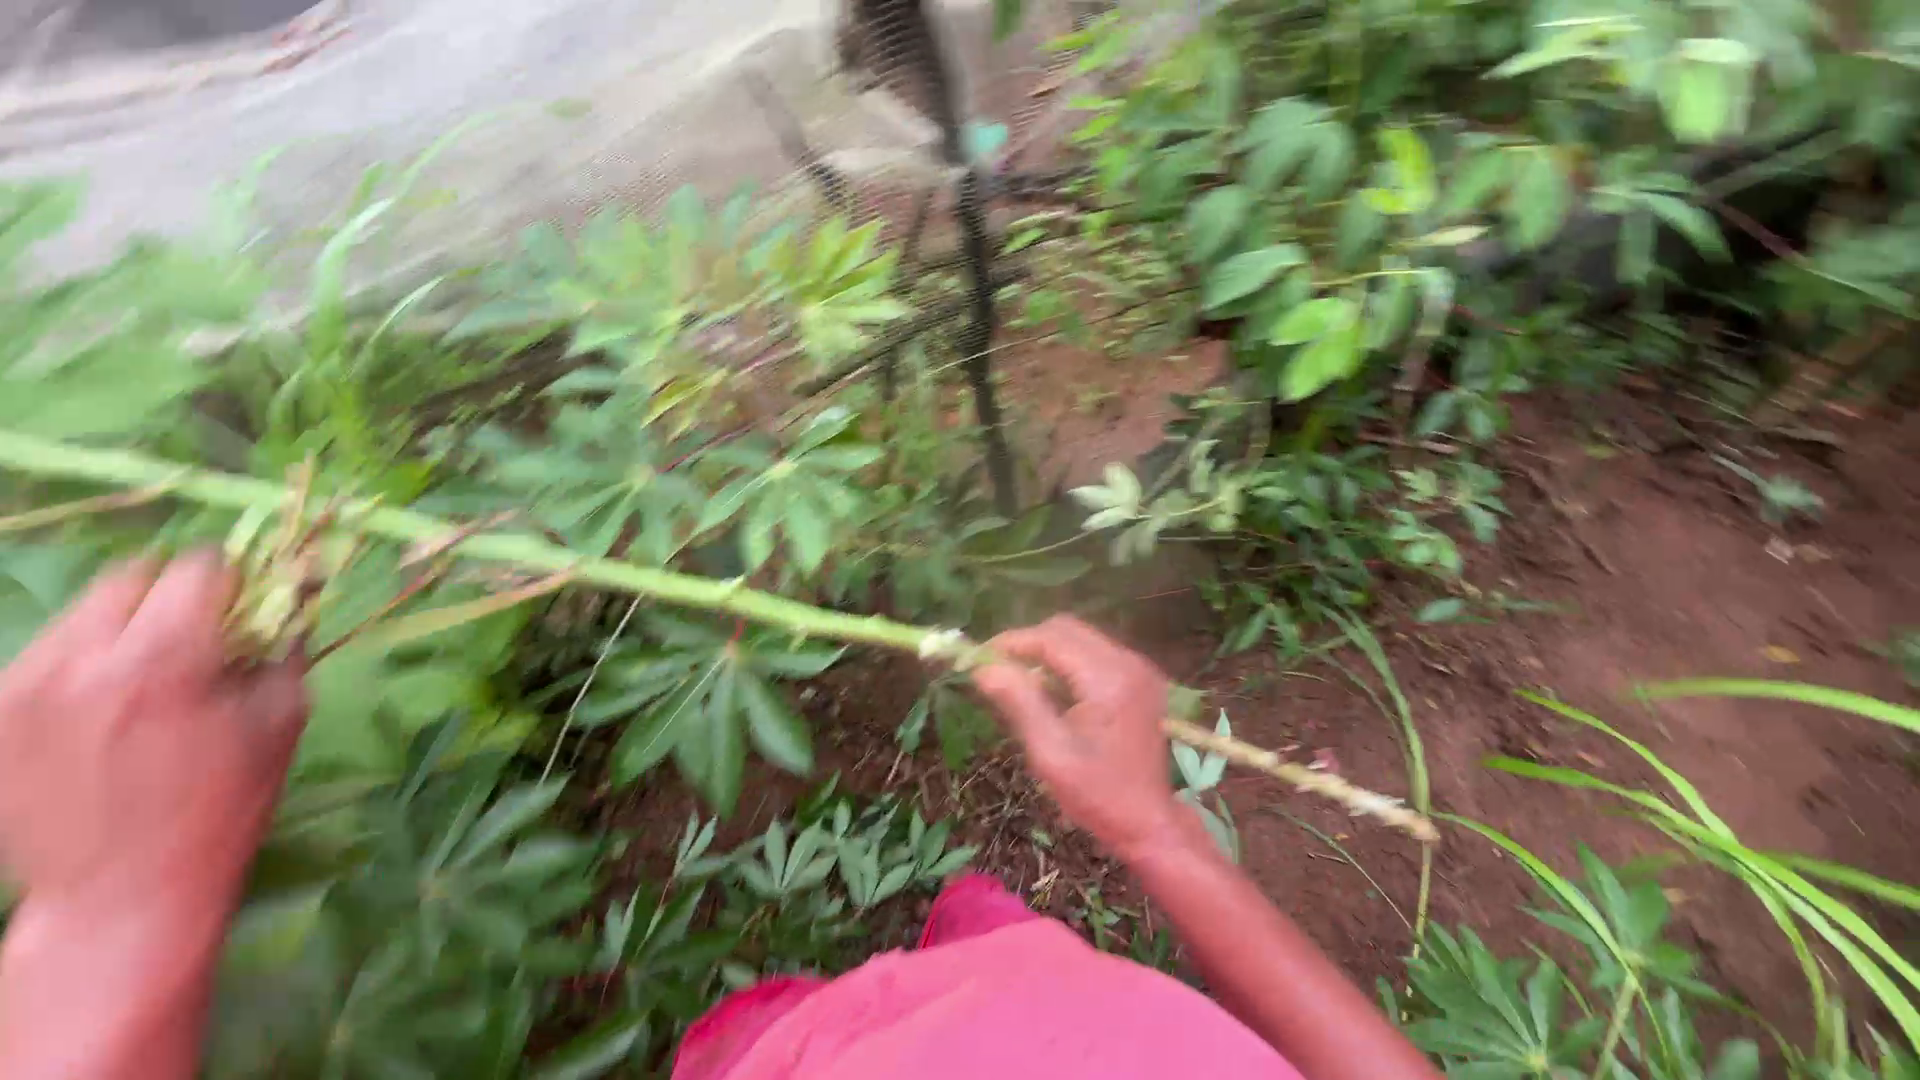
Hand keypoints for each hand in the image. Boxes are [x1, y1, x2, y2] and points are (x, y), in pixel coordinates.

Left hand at [0, 554, 307, 914]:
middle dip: (171, 594)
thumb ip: (285, 645)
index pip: (198, 568)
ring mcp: (21, 688)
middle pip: (128, 578)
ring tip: (147, 677)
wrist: (125, 889)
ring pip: (81, 614)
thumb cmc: (227, 803)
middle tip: (197, 631)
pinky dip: (85, 663)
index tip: (246, 599)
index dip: (232, 577)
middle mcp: (80, 661)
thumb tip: (298, 591)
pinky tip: (105, 709)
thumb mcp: (282, 718)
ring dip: (124, 626)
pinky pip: (46, 657)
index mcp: (162, 660)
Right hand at [973, 615, 1187, 860]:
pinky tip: (1052, 693)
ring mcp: (1139, 669)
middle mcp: (1128, 662)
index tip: (977, 659)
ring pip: (1080, 638)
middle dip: (1027, 644)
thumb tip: (982, 668)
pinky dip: (1067, 663)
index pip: (1050, 638)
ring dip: (1046, 653)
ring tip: (1020, 684)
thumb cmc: (1097, 794)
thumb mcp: (1050, 753)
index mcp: (1108, 679)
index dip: (1010, 643)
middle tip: (996, 671)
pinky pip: (1095, 653)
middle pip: (1066, 629)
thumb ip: (1019, 702)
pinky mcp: (1140, 679)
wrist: (1149, 822)